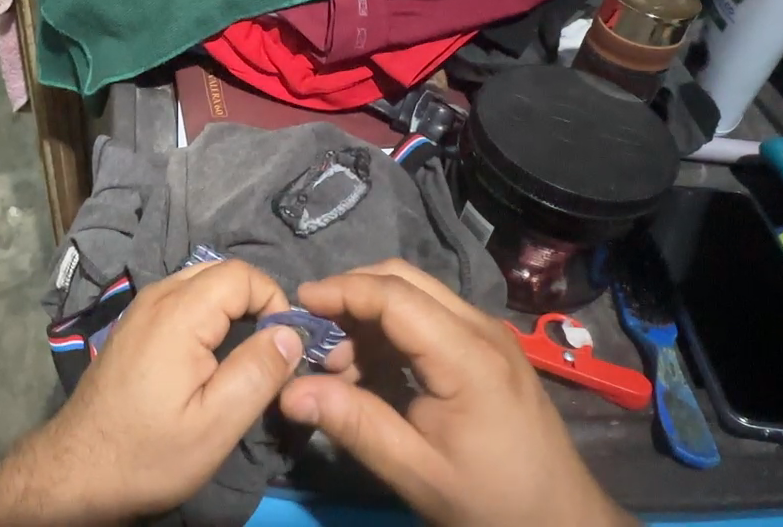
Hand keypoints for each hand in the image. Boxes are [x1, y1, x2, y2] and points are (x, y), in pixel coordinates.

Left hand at [0, 260, 303, 525]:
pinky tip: (210, 356)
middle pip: (221, 272)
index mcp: (179, 311)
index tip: (283, 346)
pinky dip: (207, 314)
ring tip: (244, 356)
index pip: (241, 274)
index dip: (273, 300)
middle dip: (255, 302)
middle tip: (269, 351)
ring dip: (231, 308)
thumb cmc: (148, 451)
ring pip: (201, 283)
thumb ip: (257, 372)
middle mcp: (158, 295)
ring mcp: (142, 307)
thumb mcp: (215, 424)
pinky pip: (181, 299)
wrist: (78, 468)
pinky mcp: (135, 324)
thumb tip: (290, 332)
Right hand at [281, 260, 633, 526]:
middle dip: (350, 294)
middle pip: (402, 278)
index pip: (393, 295)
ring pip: (414, 290)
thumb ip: (354, 424)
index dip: (341, 292)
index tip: (298, 305)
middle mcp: (480, 327)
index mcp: (468, 356)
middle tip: (316, 334)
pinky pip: (428, 311)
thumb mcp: (418, 473)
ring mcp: (487, 332)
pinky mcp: (487, 343)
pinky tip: (373, 366)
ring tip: (340, 362)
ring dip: (369, 311)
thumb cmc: (494, 504)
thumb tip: (289, 392)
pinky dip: (390, 325)